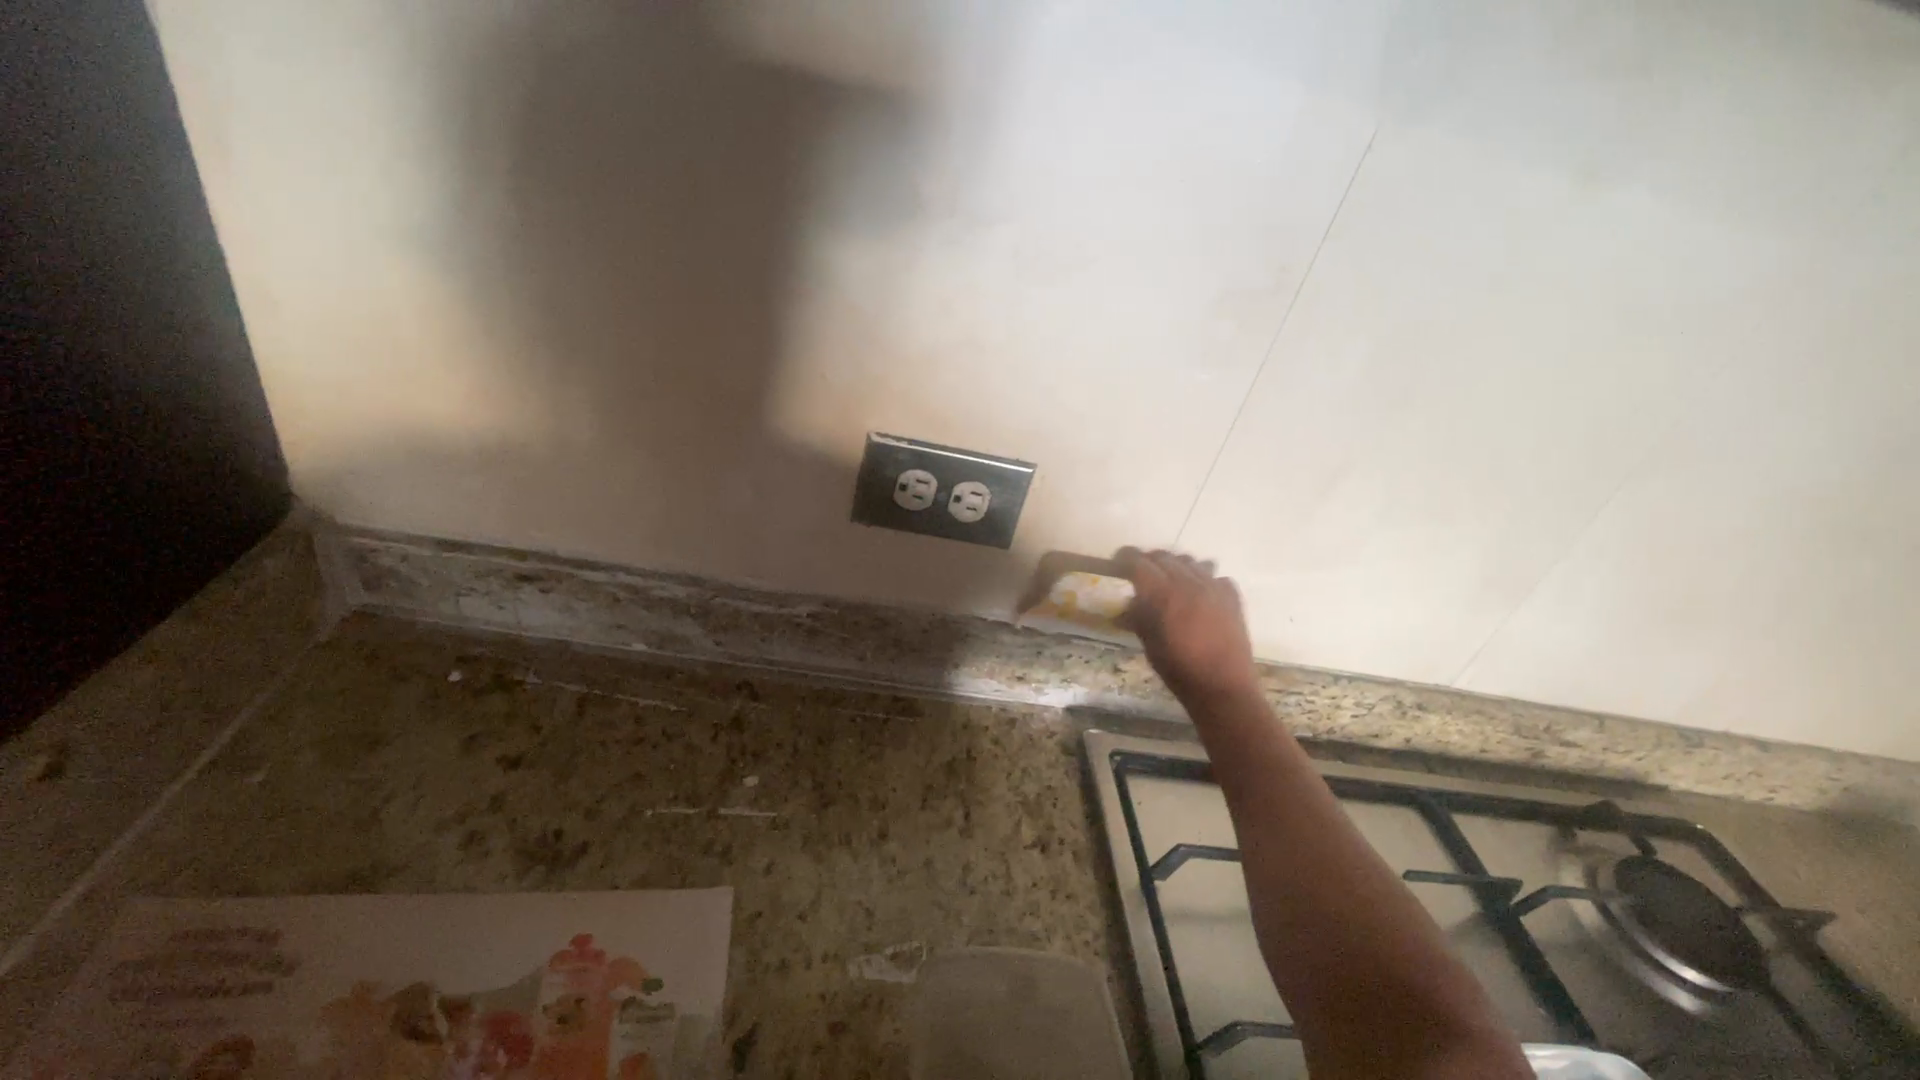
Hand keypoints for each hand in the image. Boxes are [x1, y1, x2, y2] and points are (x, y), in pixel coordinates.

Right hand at [1117, 548, 1258, 706]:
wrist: (1223, 687)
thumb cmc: (1179, 670)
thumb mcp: (1150, 644)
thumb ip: (1139, 617)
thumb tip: (1130, 603)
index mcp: (1162, 594)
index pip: (1139, 563)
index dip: (1126, 558)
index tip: (1118, 562)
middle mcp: (1188, 582)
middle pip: (1164, 557)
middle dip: (1148, 561)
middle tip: (1140, 572)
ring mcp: (1213, 587)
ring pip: (1190, 562)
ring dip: (1175, 566)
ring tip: (1170, 580)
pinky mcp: (1232, 596)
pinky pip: (1214, 576)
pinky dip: (1202, 579)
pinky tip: (1199, 595)